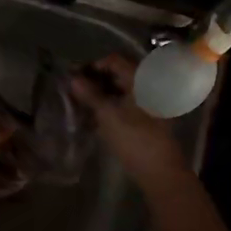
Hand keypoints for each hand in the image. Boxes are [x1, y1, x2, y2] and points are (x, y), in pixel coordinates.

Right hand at [69, 54, 191, 188]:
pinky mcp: (146, 115)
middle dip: (95, 80)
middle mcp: (147, 85)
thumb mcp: (107, 115)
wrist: (158, 169)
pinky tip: (94, 114)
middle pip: (117, 74)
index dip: (92, 67)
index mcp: (141, 79)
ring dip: (101, 93)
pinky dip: (109, 104)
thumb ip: (89, 95)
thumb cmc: (133, 138)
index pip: (113, 61)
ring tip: (80, 103)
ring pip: (120, 89)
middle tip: (73, 91)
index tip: (73, 77)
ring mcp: (148, 100)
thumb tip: (72, 79)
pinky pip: (125, 102)